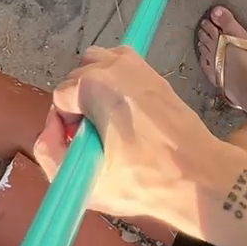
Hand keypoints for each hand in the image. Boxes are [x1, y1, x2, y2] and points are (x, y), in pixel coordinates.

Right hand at [32, 46, 241, 236]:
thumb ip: (50, 154)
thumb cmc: (143, 180)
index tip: (83, 146)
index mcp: (96, 84)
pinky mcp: (153, 71)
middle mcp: (115, 64)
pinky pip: (119, 63)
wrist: (196, 174)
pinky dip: (114, 80)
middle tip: (96, 140)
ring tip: (107, 123)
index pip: (60, 95)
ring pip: (97, 63)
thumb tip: (50, 128)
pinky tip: (124, 111)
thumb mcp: (85, 181)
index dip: (66, 124)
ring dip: (93, 89)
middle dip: (78, 106)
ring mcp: (137, 63)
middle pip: (77, 78)